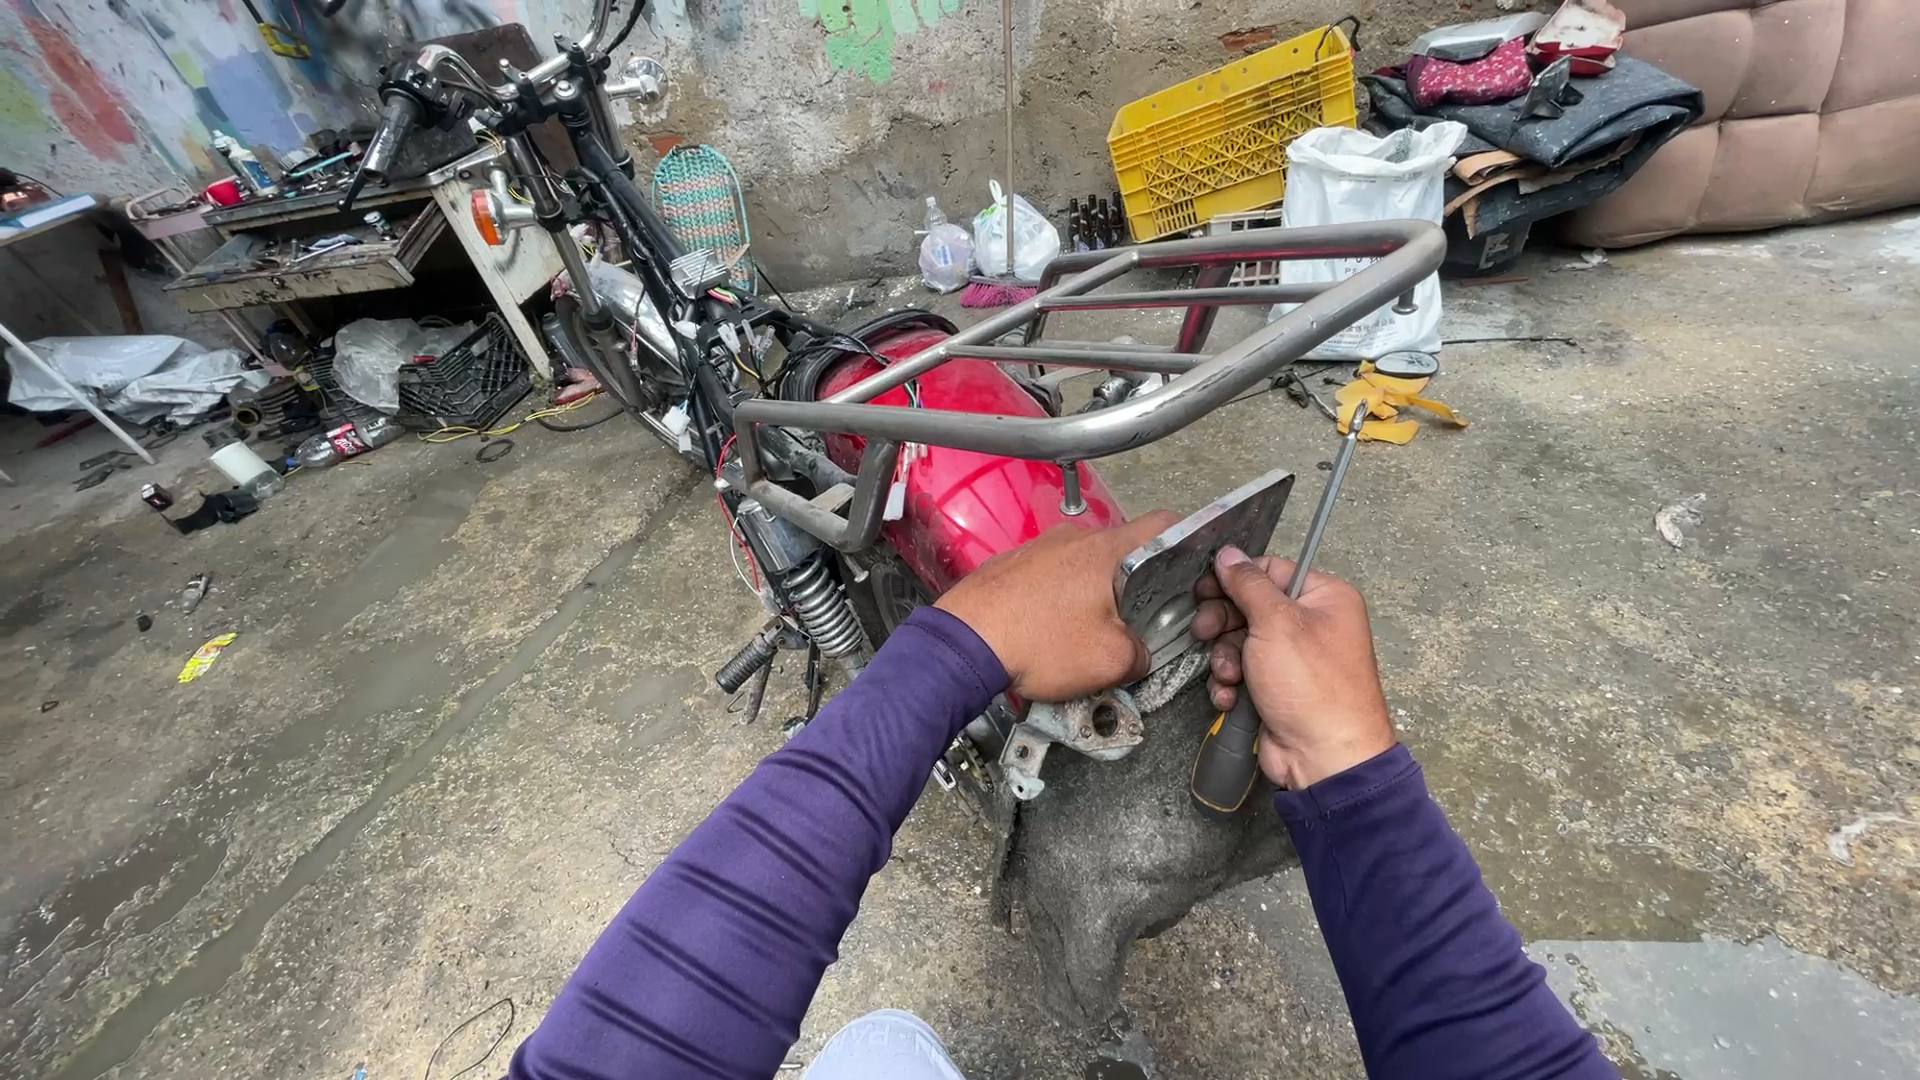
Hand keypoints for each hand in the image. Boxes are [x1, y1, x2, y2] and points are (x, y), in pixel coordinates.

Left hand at [936, 511, 1178, 701]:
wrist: (963, 645)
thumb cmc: (1034, 642)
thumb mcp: (1109, 660)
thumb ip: (1140, 653)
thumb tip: (1139, 653)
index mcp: (1105, 550)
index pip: (1163, 524)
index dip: (1189, 539)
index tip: (1194, 561)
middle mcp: (1071, 539)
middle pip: (1123, 552)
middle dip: (1138, 585)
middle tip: (1140, 618)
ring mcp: (1038, 549)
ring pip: (1085, 567)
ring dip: (1095, 595)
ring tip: (1088, 632)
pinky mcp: (1013, 566)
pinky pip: (1052, 577)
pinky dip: (1061, 599)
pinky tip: (1052, 630)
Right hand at [1190, 547, 1394, 789]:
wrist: (1324, 758)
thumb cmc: (1309, 684)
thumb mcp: (1276, 623)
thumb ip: (1248, 584)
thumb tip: (1228, 553)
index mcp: (1323, 597)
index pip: (1268, 571)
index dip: (1233, 579)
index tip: (1202, 589)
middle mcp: (1311, 623)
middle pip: (1248, 606)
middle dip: (1223, 625)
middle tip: (1203, 633)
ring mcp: (1292, 657)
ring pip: (1239, 640)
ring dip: (1224, 659)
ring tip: (1228, 677)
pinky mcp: (1276, 686)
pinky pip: (1241, 670)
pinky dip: (1230, 682)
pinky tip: (1230, 696)